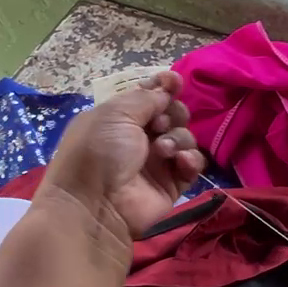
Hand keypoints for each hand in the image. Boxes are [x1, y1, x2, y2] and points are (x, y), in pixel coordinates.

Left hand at [40, 71, 205, 238]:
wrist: (95, 205)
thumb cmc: (98, 151)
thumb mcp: (114, 114)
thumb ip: (145, 97)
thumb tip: (166, 89)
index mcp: (120, 117)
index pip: (150, 95)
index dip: (164, 86)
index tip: (175, 82)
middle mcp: (139, 137)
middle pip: (172, 113)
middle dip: (172, 113)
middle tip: (159, 124)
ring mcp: (157, 161)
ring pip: (185, 137)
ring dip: (178, 138)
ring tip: (162, 150)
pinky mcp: (172, 184)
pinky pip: (192, 164)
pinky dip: (190, 159)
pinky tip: (179, 162)